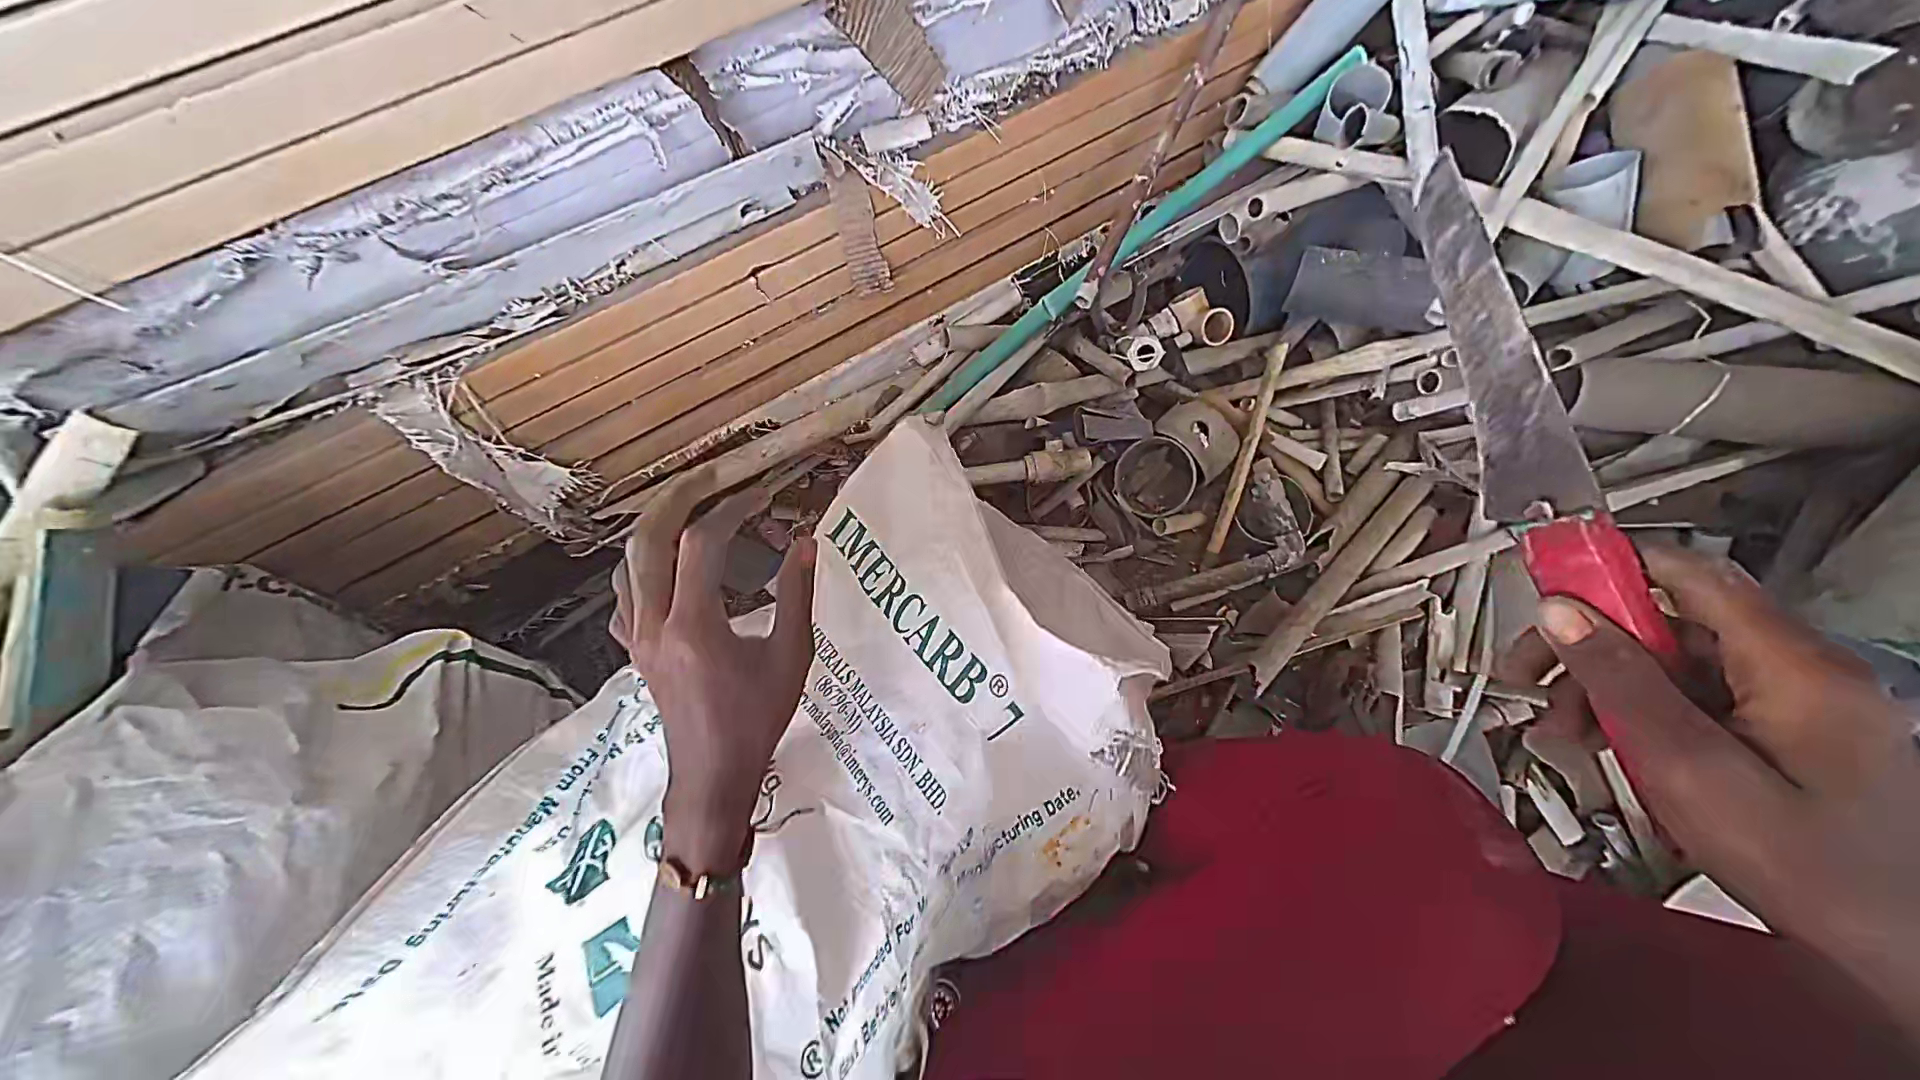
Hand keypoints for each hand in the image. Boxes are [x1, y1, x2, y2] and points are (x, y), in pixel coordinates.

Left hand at [610, 465, 817, 873]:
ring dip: (656, 526)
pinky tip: (665, 563)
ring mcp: (636, 637)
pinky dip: (641, 564)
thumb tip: (806, 543)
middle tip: (711, 475)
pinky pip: (624, 593)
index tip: (760, 494)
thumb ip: (797, 596)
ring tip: (689, 506)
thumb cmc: (757, 719)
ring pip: (627, 562)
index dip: (732, 509)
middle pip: (648, 539)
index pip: (701, 544)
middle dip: (679, 497)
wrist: (712, 775)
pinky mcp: (633, 650)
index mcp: (694, 625)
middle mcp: (654, 624)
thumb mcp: (791, 657)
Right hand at [1518, 544, 1919, 1043]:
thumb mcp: (1688, 767)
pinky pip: (1687, 698)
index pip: (1687, 576)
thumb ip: (1620, 681)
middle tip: (1533, 674)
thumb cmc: (1812, 871)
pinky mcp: (1775, 733)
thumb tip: (1562, 614)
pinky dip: (1635, 712)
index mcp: (1796, 670)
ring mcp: (1790, 705)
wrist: (1902, 958)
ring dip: (1602, 685)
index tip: (1545, 577)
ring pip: (1668, 662)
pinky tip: (1606, 742)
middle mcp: (1799, 674)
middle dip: (1586, 644)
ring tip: (1565, 727)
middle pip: (1667, 622)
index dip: (1608, 566)